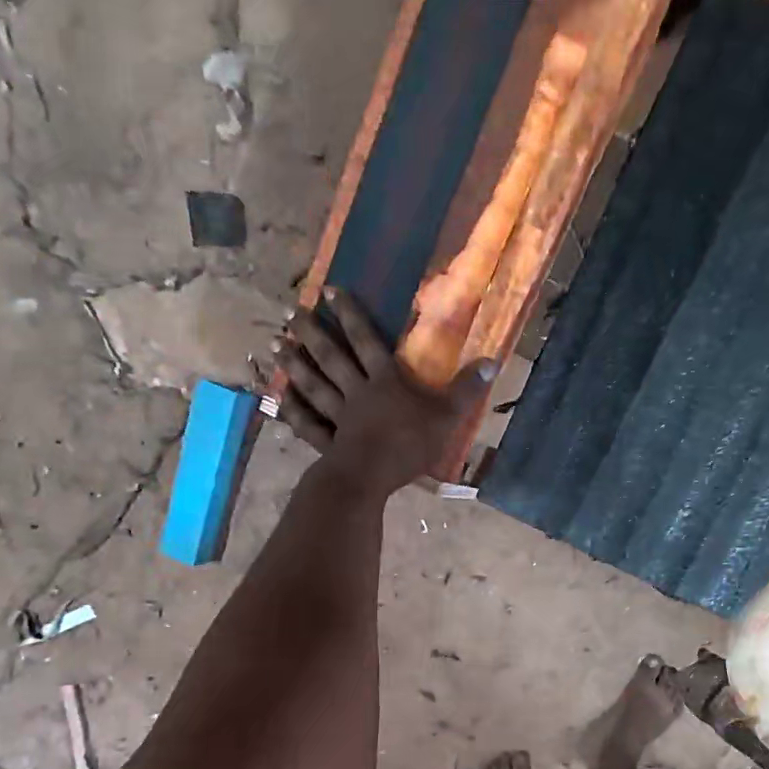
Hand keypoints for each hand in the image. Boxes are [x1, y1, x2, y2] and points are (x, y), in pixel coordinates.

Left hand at [274, 287, 497, 494]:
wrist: (372, 477)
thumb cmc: (410, 444)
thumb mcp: (448, 416)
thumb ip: (466, 389)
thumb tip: (492, 361)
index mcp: (385, 382)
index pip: (366, 341)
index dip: (350, 316)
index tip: (331, 291)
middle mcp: (356, 392)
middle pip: (332, 358)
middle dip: (313, 333)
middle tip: (292, 313)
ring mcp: (338, 417)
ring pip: (313, 384)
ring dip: (295, 364)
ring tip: (276, 344)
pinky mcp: (328, 441)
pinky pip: (307, 422)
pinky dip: (292, 409)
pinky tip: (278, 397)